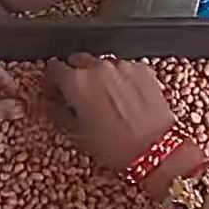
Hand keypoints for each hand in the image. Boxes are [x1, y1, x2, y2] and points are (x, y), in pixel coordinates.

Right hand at [46, 53, 178, 173]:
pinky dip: (122, 78)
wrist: (155, 148)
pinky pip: (125, 68)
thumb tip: (53, 102)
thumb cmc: (115, 147)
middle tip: (81, 93)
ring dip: (101, 75)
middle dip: (77, 73)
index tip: (55, 85)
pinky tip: (127, 97)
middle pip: (79, 60)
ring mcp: (121, 66)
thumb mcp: (77, 134)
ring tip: (108, 98)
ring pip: (103, 63)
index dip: (53, 78)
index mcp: (75, 83)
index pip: (54, 68)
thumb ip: (60, 111)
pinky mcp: (142, 69)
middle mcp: (97, 68)